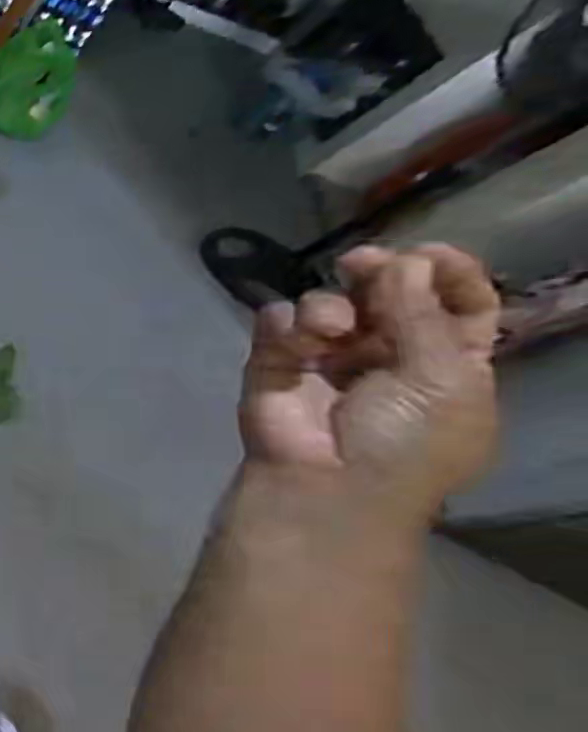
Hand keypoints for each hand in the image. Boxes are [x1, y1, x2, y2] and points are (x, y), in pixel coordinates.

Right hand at [241, 244, 499, 514]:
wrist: (326, 479)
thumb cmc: (407, 439)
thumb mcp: (442, 379)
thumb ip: (420, 316)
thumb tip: (404, 262)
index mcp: (449, 362)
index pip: (458, 305)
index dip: (449, 274)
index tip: (426, 252)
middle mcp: (387, 354)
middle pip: (387, 296)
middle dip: (377, 274)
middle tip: (360, 263)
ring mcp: (325, 357)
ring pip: (329, 306)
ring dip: (330, 309)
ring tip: (326, 331)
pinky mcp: (273, 361)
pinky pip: (277, 323)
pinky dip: (284, 323)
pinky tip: (292, 339)